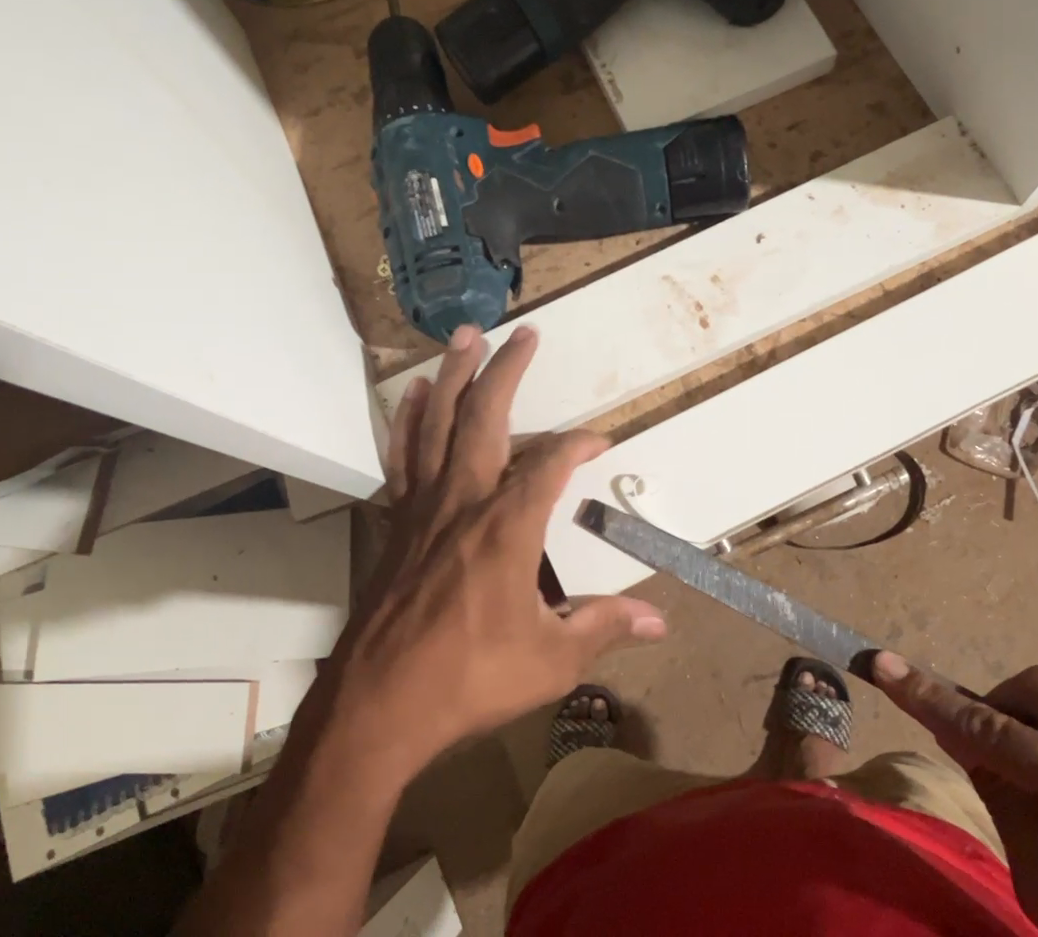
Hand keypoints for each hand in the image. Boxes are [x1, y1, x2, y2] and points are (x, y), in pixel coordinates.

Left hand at [321, 324, 666, 780]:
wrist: (379, 702)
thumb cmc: (470, 679)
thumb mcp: (552, 659)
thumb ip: (604, 628)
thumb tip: (659, 621)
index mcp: (508, 527)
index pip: (552, 464)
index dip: (579, 445)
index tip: (599, 442)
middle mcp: (464, 501)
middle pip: (487, 418)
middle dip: (508, 372)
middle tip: (524, 335)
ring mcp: (423, 508)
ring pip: (439, 424)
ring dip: (455, 377)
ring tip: (465, 337)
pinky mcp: (396, 523)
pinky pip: (403, 458)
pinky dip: (410, 421)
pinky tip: (415, 396)